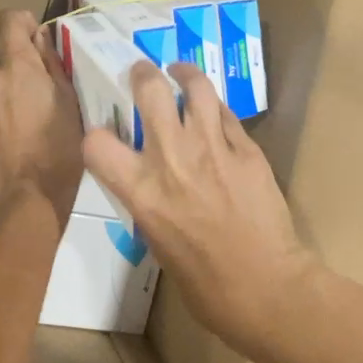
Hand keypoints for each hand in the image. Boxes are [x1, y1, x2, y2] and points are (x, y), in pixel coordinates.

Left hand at [0, 10, 85, 221]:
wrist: (33, 195)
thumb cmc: (61, 143)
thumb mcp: (69, 98)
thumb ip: (52, 61)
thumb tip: (41, 35)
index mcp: (18, 65)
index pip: (8, 20)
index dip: (21, 23)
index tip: (36, 38)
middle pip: (7, 62)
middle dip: (23, 73)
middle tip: (46, 98)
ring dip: (11, 98)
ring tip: (32, 125)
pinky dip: (0, 121)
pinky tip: (16, 142)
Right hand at [83, 61, 316, 349]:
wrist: (267, 289)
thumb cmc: (205, 284)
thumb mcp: (157, 242)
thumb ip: (147, 200)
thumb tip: (148, 178)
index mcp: (143, 190)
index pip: (96, 143)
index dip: (96, 136)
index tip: (105, 135)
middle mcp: (173, 158)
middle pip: (150, 90)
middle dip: (143, 74)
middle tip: (144, 74)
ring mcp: (213, 147)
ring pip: (196, 87)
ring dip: (185, 75)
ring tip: (181, 74)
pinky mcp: (247, 148)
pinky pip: (226, 114)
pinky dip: (215, 109)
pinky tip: (214, 113)